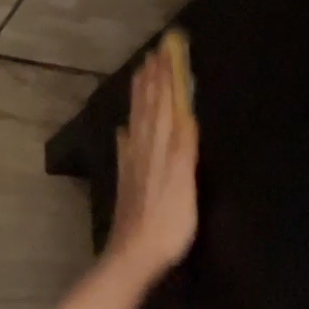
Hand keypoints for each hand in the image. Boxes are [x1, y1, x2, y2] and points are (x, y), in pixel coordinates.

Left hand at [104, 41, 198, 280]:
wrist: (135, 255)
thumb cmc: (168, 223)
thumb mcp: (184, 184)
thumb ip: (184, 147)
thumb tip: (185, 113)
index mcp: (163, 148)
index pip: (166, 105)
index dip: (167, 80)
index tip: (167, 52)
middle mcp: (146, 151)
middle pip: (150, 109)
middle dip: (152, 81)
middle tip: (153, 54)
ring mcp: (134, 166)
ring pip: (138, 123)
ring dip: (140, 99)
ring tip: (140, 77)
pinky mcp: (128, 182)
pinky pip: (127, 149)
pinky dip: (127, 135)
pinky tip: (124, 129)